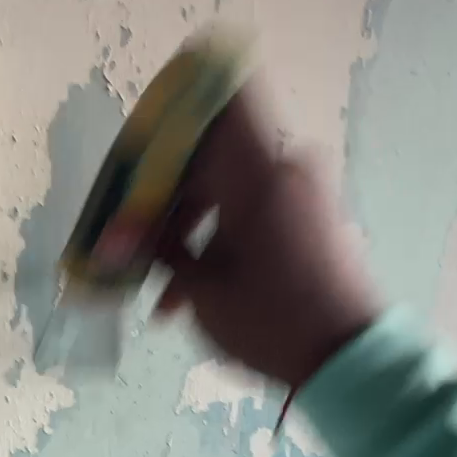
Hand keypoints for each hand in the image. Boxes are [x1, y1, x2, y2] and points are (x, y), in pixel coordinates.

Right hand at [153, 84, 381, 387]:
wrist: (345, 357)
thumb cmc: (269, 319)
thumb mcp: (202, 288)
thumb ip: (158, 250)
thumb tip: (111, 238)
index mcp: (260, 172)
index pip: (221, 100)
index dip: (177, 108)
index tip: (140, 146)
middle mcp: (284, 168)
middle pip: (209, 154)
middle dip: (162, 196)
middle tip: (128, 237)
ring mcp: (298, 193)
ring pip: (222, 191)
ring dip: (183, 232)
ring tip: (158, 291)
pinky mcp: (305, 218)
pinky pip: (246, 212)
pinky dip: (214, 241)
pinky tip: (184, 296)